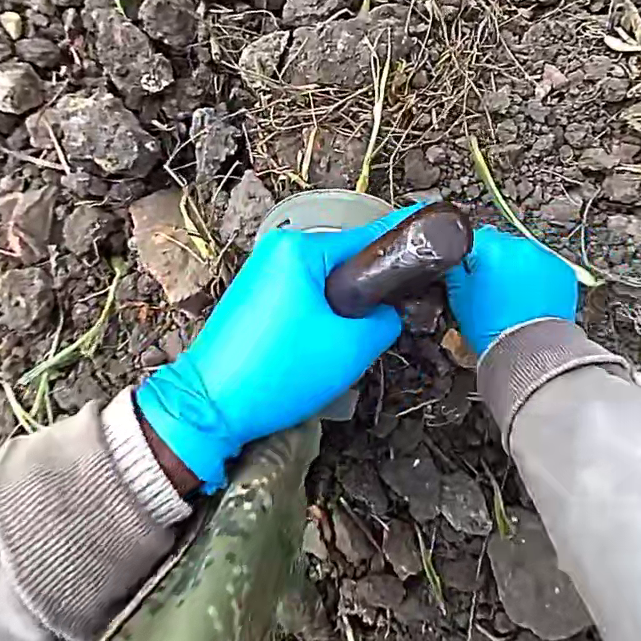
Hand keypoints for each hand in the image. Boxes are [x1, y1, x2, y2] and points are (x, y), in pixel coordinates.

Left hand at [136, 204, 422, 489]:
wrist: (206, 411)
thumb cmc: (277, 373)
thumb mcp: (353, 347)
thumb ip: (388, 320)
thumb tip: (392, 311)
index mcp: (300, 249)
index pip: (369, 237)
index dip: (404, 240)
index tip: (433, 229)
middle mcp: (278, 250)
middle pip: (348, 258)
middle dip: (372, 284)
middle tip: (398, 309)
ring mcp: (263, 270)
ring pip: (327, 278)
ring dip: (346, 300)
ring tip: (361, 330)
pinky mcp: (256, 294)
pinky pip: (305, 291)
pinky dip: (323, 308)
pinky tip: (332, 334)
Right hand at [442, 226, 579, 356]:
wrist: (529, 352)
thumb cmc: (493, 330)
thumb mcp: (460, 299)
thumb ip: (457, 271)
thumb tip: (459, 259)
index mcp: (491, 248)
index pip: (476, 239)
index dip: (472, 258)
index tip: (474, 273)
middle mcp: (520, 247)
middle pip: (502, 245)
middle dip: (498, 262)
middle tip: (495, 290)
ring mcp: (544, 257)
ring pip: (525, 255)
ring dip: (520, 269)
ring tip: (516, 299)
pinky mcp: (563, 270)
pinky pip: (547, 267)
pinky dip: (541, 279)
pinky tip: (533, 300)